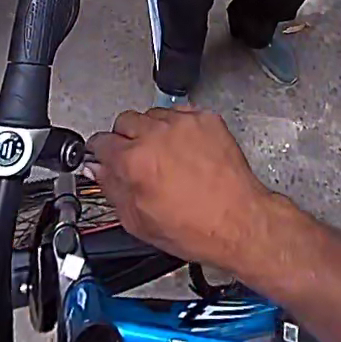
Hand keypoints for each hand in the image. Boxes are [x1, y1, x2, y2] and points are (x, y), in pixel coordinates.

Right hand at [88, 108, 278, 270]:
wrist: (241, 223)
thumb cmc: (197, 228)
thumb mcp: (139, 222)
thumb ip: (112, 189)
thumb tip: (99, 170)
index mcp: (134, 161)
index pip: (100, 141)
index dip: (99, 152)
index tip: (102, 155)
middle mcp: (156, 135)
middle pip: (123, 121)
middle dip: (125, 139)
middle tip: (137, 157)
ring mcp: (182, 124)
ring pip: (151, 115)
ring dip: (152, 131)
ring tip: (167, 156)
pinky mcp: (204, 119)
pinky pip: (180, 113)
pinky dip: (178, 128)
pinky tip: (185, 150)